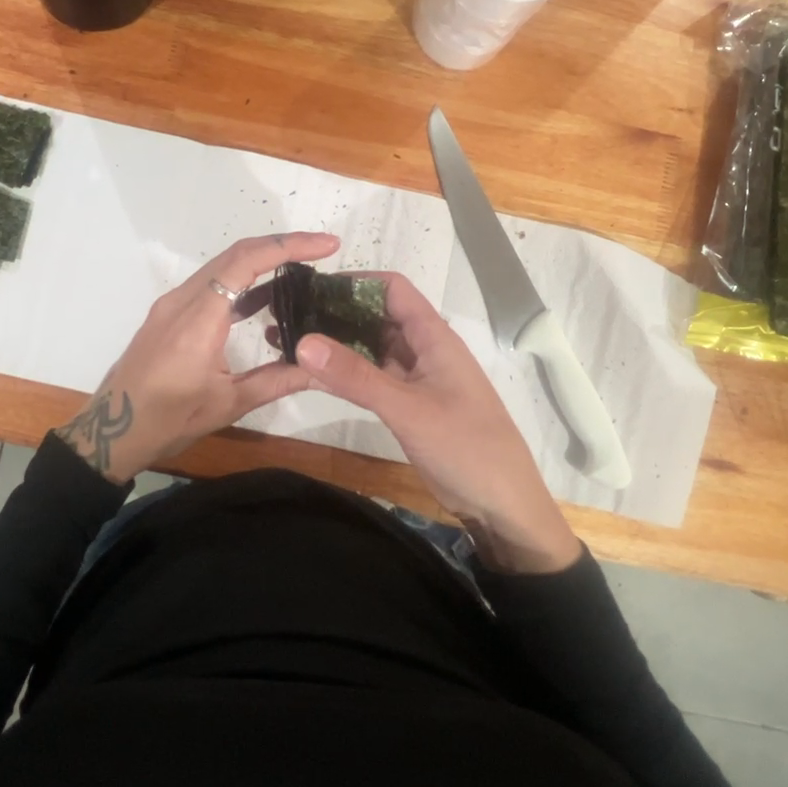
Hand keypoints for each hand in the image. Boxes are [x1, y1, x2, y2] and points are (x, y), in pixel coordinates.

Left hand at [55, 232, 341, 483]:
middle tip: (323, 252)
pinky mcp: (168, 315)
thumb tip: (322, 369)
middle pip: (235, 255)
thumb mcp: (228, 405)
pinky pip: (209, 285)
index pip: (246, 262)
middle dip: (282, 246)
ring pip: (221, 268)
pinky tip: (266, 299)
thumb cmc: (168, 421)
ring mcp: (172, 306)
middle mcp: (182, 301)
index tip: (326, 245)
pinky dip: (241, 282)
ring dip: (261, 262)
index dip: (288, 246)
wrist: (112, 432)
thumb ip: (277, 380)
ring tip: (301, 272)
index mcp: (198, 319)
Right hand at [294, 273, 581, 574]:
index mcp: (434, 337)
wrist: (502, 504)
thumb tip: (302, 341)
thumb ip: (356, 376)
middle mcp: (424, 350)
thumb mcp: (407, 409)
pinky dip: (345, 374)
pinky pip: (373, 378)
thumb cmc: (466, 447)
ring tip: (287, 341)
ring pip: (372, 348)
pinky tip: (311, 376)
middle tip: (285, 317)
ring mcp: (417, 379)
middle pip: (376, 316)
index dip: (353, 282)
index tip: (308, 289)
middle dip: (335, 313)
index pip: (392, 290)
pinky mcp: (409, 406)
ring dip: (336, 344)